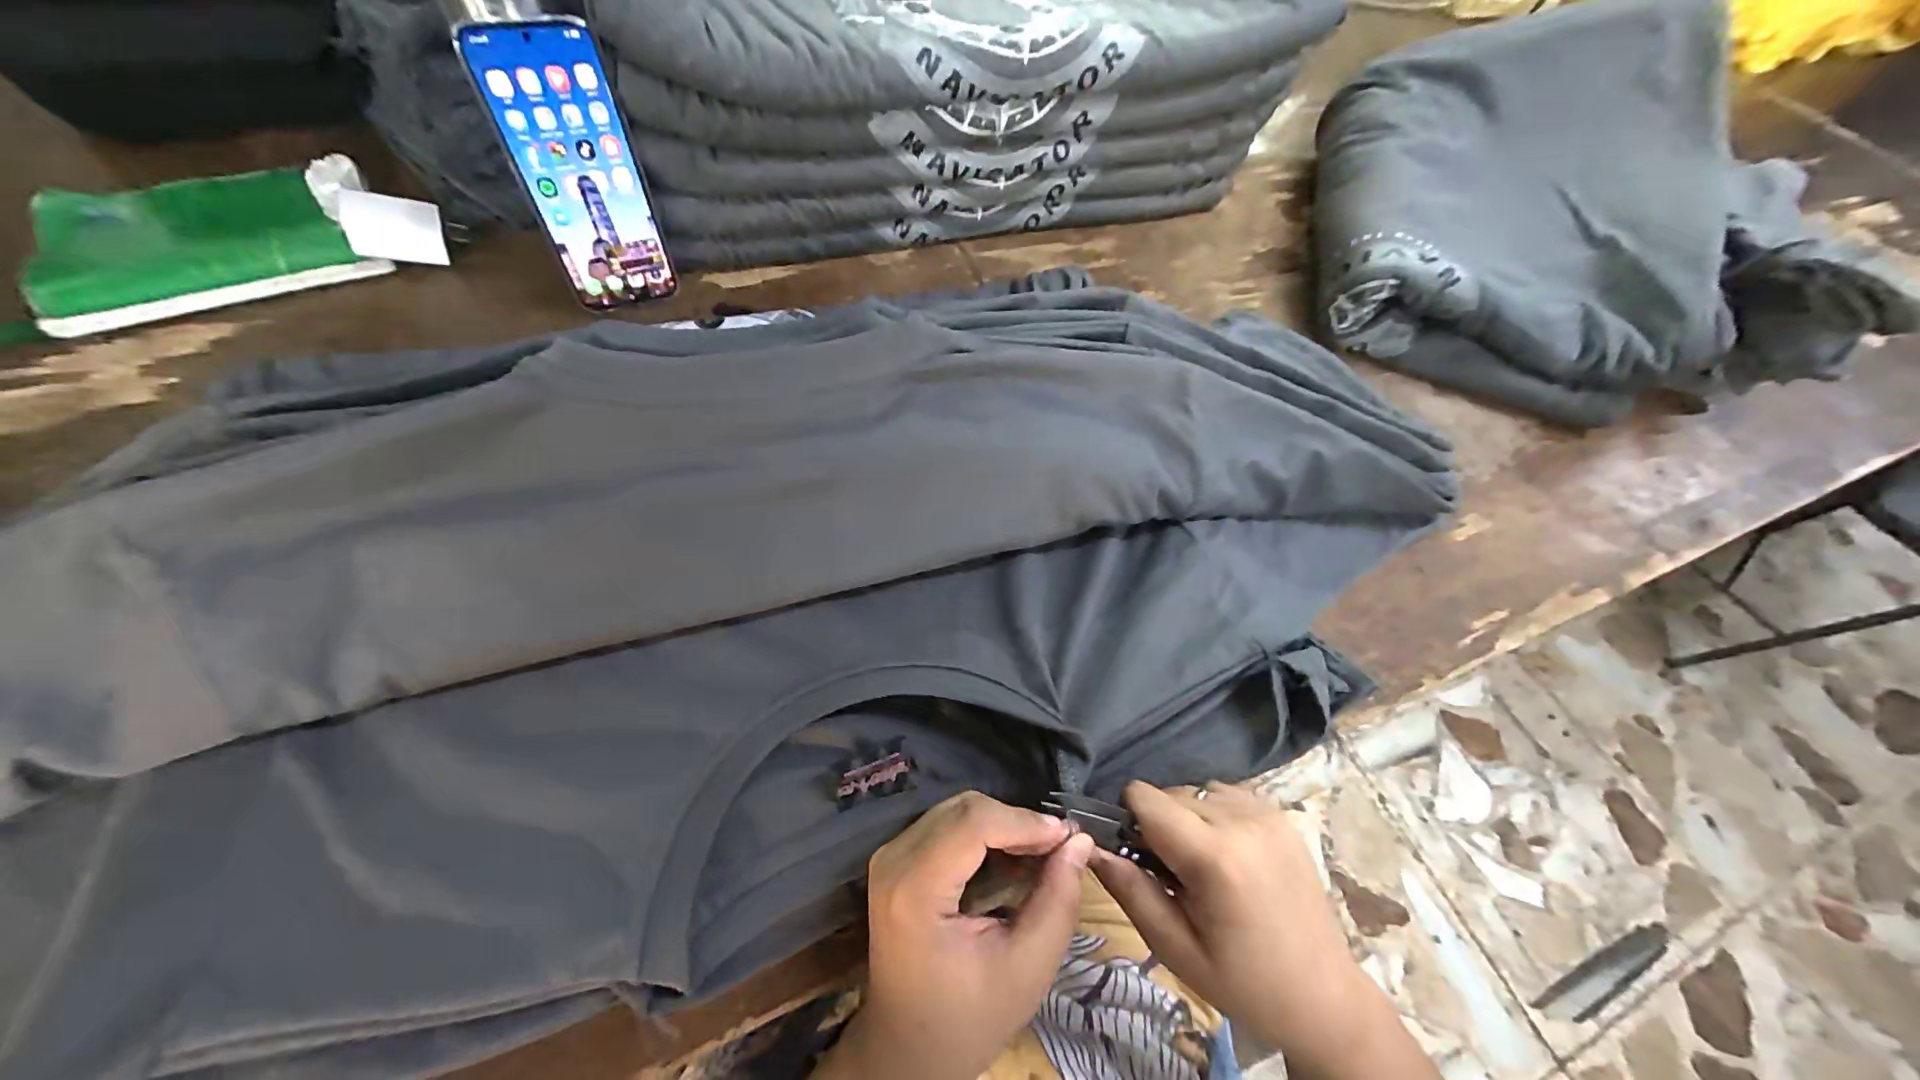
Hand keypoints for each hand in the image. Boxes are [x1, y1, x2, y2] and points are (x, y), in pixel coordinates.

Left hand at [813, 791, 1094, 1079]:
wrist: (908, 1048)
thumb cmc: (969, 1018)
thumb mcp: (1027, 968)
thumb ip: (1057, 900)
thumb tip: (1080, 840)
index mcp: (915, 890)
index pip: (974, 823)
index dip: (1025, 822)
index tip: (1068, 838)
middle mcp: (893, 860)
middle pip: (965, 810)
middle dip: (1018, 821)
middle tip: (1060, 847)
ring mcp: (889, 857)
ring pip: (957, 810)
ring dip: (1003, 824)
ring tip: (1042, 851)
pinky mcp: (895, 859)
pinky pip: (946, 824)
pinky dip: (984, 831)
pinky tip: (1013, 854)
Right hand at [1090, 782, 1435, 1079]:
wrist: (1325, 997)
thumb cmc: (1243, 982)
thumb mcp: (1174, 948)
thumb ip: (1130, 889)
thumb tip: (1089, 846)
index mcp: (1215, 857)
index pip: (1144, 797)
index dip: (1129, 821)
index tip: (1137, 857)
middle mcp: (1242, 821)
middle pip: (1168, 794)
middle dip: (1158, 825)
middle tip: (1173, 875)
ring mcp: (1266, 813)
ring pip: (1194, 791)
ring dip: (1185, 818)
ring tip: (1202, 865)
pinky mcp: (1280, 815)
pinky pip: (1224, 794)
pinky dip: (1213, 815)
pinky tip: (1227, 855)